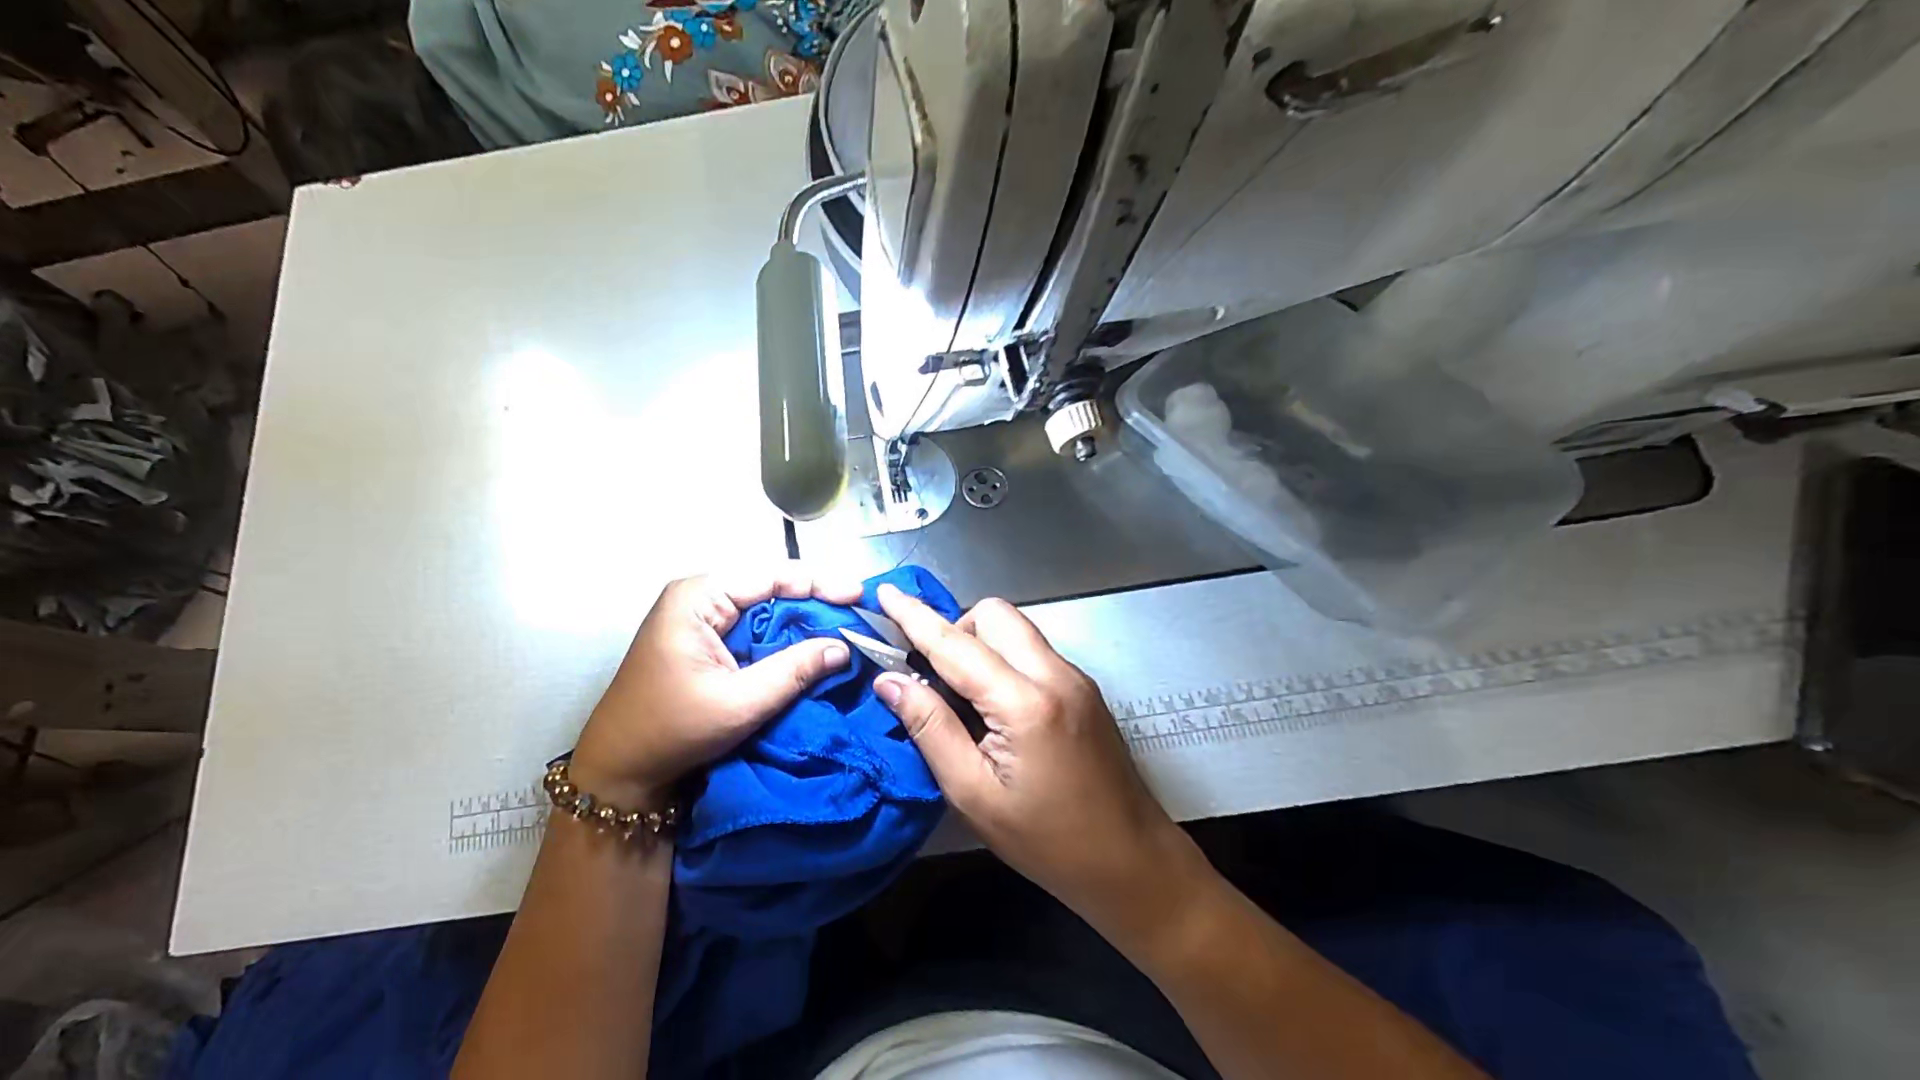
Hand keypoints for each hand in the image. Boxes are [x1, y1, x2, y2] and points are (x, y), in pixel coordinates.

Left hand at [570, 564, 862, 807]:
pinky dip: (786, 637)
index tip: (859, 595)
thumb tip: (844, 646)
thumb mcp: (740, 702)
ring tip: (847, 625)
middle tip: (859, 613)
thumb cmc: (672, 731)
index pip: (770, 575)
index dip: (818, 583)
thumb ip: (794, 670)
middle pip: (770, 587)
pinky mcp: (709, 641)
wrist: (621, 770)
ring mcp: (703, 619)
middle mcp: (700, 597)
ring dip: (804, 619)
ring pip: (766, 608)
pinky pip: (756, 629)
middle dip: (815, 599)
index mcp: (698, 597)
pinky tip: (816, 645)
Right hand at [871, 584, 1199, 927]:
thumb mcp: (974, 796)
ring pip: (1016, 629)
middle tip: (933, 676)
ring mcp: (1076, 677)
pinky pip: (1033, 651)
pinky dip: (1004, 659)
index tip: (886, 593)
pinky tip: (996, 707)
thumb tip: (890, 682)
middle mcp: (1056, 674)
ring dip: (980, 643)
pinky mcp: (1084, 688)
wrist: (1131, 861)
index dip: (915, 617)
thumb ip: (931, 729)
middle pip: (995, 615)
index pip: (957, 644)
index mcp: (1026, 702)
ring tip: (962, 695)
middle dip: (956, 629)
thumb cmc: (1048, 842)